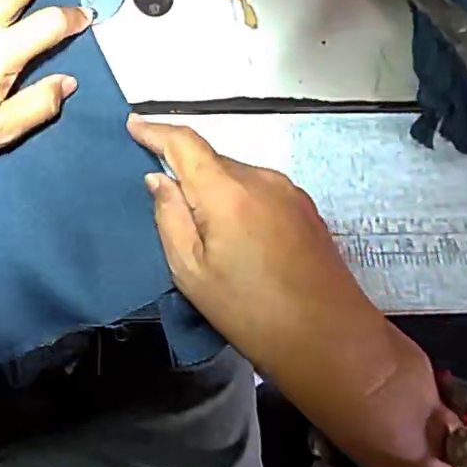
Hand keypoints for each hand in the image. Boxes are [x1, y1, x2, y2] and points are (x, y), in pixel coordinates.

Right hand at [127, 117, 444, 466]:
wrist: (334, 344)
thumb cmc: (250, 312)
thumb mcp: (190, 270)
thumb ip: (169, 216)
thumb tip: (159, 179)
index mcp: (228, 193)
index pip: (184, 143)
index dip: (154, 130)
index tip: (132, 123)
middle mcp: (261, 180)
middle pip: (208, 157)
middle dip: (180, 165)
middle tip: (158, 192)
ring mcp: (289, 192)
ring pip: (233, 173)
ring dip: (208, 184)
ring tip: (197, 222)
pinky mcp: (305, 208)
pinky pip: (255, 187)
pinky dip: (233, 195)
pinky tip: (231, 229)